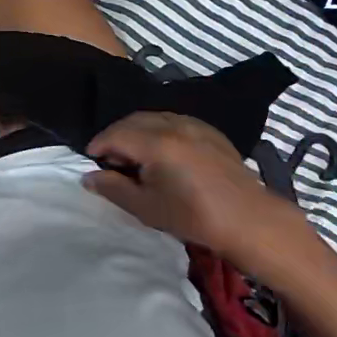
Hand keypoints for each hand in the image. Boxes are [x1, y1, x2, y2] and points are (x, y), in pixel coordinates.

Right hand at [84, 112, 307, 261]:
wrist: (247, 219)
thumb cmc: (193, 217)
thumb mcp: (146, 207)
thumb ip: (113, 188)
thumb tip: (89, 177)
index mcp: (156, 142)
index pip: (115, 134)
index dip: (98, 145)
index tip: (91, 161)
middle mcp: (174, 124)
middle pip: (133, 120)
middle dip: (116, 136)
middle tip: (111, 161)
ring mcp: (195, 125)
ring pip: (155, 117)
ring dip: (138, 131)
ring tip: (135, 157)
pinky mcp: (210, 131)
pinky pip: (175, 121)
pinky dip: (159, 130)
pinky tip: (162, 152)